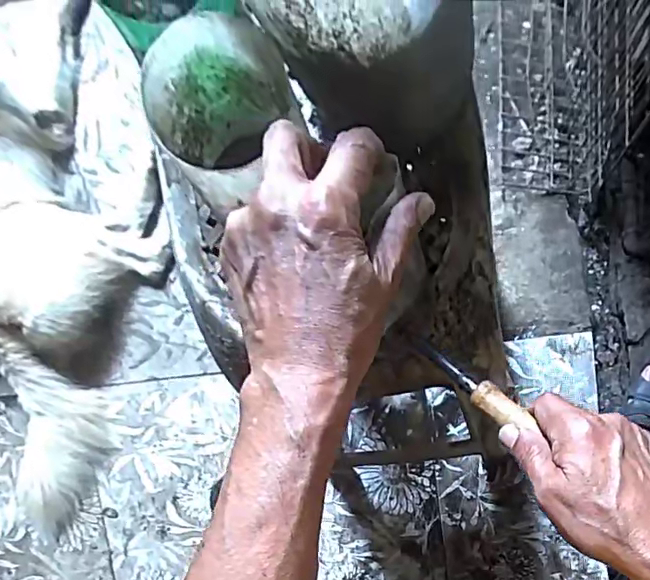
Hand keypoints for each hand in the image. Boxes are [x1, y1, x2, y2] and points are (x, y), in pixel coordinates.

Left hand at [220, 121, 433, 409]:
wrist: (298, 372)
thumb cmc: (343, 334)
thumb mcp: (383, 282)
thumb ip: (399, 230)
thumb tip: (419, 201)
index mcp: (325, 209)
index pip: (350, 146)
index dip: (368, 149)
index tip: (373, 161)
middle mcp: (279, 203)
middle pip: (286, 136)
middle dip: (311, 148)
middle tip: (329, 180)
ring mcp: (247, 222)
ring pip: (265, 177)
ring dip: (288, 189)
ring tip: (308, 230)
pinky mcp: (230, 244)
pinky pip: (248, 213)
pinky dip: (269, 221)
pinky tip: (287, 254)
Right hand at [500, 394, 649, 575]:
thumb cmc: (606, 524)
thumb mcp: (550, 494)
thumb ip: (529, 454)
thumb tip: (512, 431)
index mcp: (578, 430)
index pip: (543, 402)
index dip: (530, 422)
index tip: (528, 441)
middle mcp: (606, 422)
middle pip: (567, 415)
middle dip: (556, 441)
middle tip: (559, 476)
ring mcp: (628, 432)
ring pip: (590, 429)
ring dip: (581, 449)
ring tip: (586, 485)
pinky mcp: (642, 443)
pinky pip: (611, 440)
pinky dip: (604, 455)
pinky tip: (606, 483)